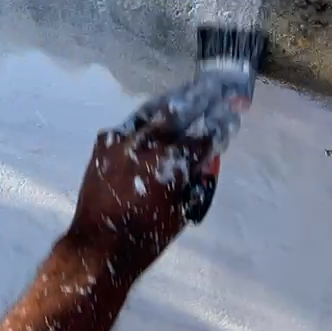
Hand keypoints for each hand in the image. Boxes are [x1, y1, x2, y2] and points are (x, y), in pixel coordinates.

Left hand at [65, 73, 244, 274]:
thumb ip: (194, 179)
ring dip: (173, 101)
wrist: (99, 245)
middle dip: (201, 97)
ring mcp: (124, 138)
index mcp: (173, 164)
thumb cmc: (147, 237)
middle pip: (180, 112)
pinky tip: (156, 116)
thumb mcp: (183, 211)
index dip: (221, 122)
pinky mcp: (105, 140)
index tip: (232, 108)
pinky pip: (131, 125)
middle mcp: (149, 144)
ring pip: (153, 110)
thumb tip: (204, 156)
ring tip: (189, 91)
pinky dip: (146, 122)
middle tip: (216, 86)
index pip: (204, 135)